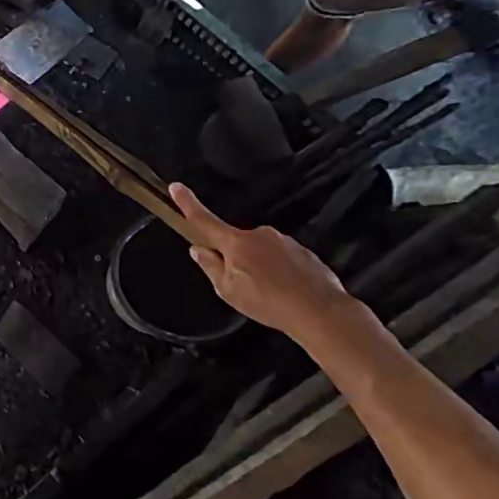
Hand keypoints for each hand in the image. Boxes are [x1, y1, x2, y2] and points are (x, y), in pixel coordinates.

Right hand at [170, 183, 369, 337]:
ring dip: (260, 267)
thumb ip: (211, 267)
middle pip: (236, 242)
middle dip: (235, 258)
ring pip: (260, 251)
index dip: (188, 203)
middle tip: (243, 285)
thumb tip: (199, 249)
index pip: (204, 220)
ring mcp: (284, 241)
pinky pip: (282, 258)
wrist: (322, 311)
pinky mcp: (305, 252)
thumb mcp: (228, 290)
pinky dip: (280, 272)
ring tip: (269, 293)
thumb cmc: (268, 302)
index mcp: (236, 244)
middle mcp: (260, 235)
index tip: (176, 187)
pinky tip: (286, 291)